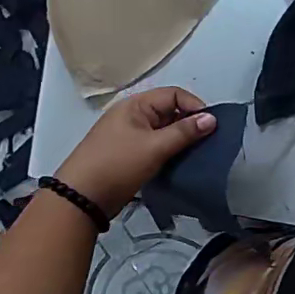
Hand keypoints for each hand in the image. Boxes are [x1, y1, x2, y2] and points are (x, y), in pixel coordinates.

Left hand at [55, 87, 216, 213]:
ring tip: (199, 154)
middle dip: (190, 124)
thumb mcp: (154, 147)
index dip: (195, 106)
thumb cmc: (118, 165)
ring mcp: (131, 136)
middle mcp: (133, 116)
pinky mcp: (130, 155)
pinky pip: (157, 147)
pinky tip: (182, 164)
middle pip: (170, 112)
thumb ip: (185, 132)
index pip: (174, 95)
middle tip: (208, 143)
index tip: (212, 127)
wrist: (82, 198)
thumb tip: (212, 119)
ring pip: (164, 131)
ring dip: (181, 140)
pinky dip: (171, 152)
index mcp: (136, 105)